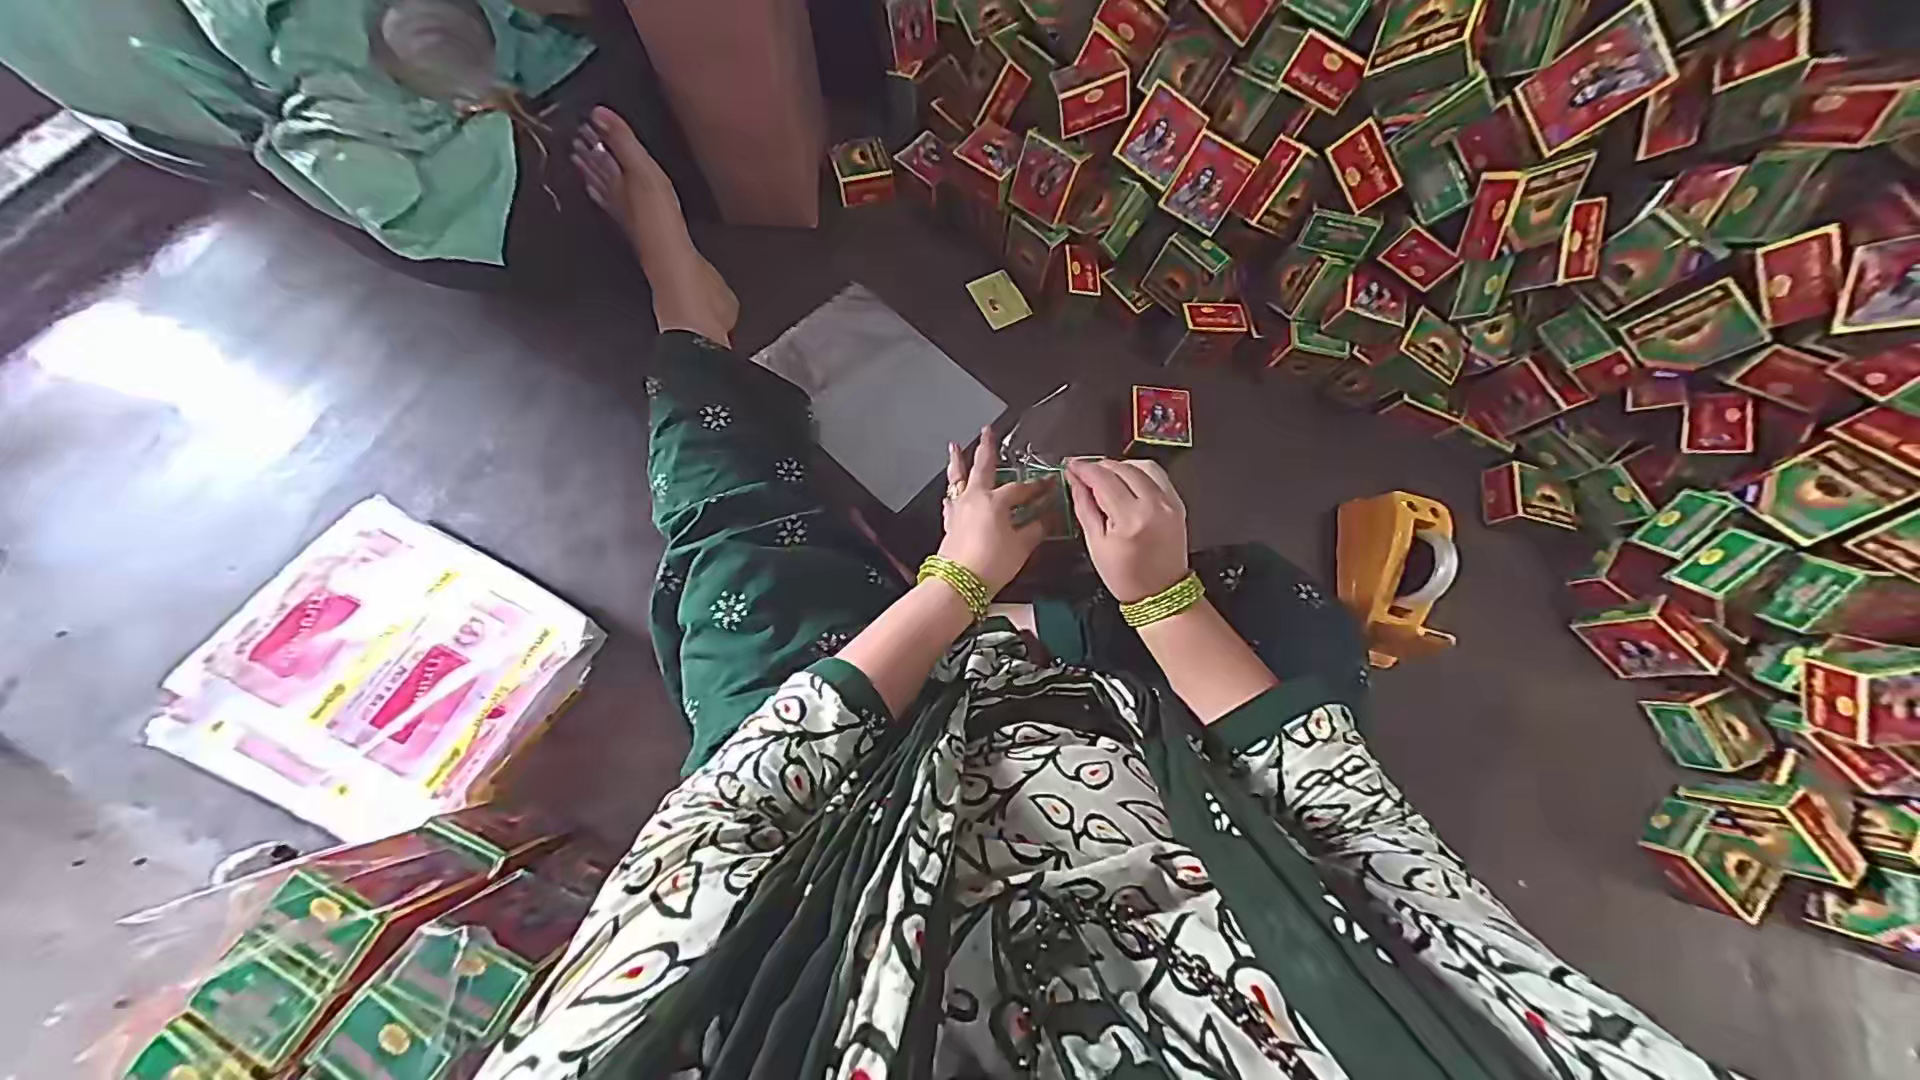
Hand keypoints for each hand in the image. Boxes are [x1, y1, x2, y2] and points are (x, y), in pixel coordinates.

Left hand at [937, 427, 1049, 594]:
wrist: (958, 585)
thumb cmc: (989, 565)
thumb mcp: (1022, 546)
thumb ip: (1036, 529)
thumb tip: (1045, 520)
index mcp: (995, 501)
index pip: (1021, 488)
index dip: (1037, 487)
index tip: (1048, 485)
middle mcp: (974, 499)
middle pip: (982, 466)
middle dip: (987, 447)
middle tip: (988, 431)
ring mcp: (958, 510)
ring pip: (957, 478)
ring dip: (958, 462)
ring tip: (954, 447)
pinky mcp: (949, 524)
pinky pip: (950, 500)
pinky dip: (952, 492)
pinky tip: (951, 493)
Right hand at [1065, 458, 1189, 603]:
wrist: (1160, 592)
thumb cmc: (1126, 576)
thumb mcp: (1095, 543)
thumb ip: (1084, 506)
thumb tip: (1076, 481)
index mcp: (1130, 519)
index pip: (1102, 479)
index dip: (1083, 468)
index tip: (1071, 466)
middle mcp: (1153, 506)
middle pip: (1121, 468)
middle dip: (1098, 466)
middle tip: (1083, 472)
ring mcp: (1169, 503)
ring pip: (1142, 465)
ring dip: (1119, 466)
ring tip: (1105, 477)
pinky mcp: (1177, 503)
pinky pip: (1157, 475)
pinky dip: (1139, 472)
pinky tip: (1126, 482)